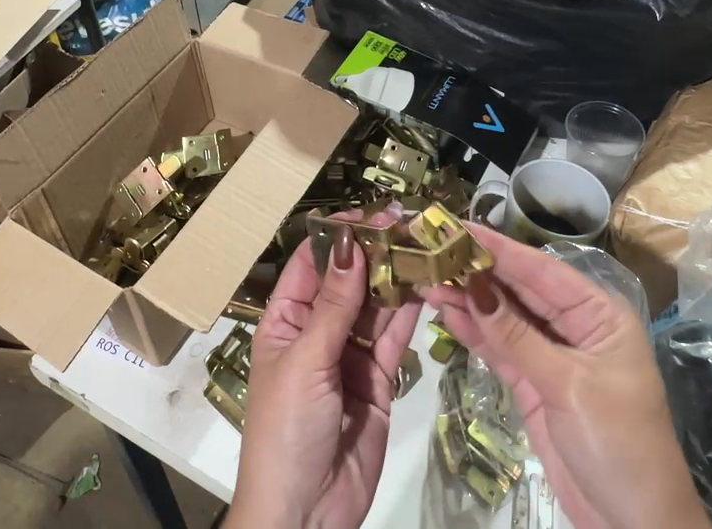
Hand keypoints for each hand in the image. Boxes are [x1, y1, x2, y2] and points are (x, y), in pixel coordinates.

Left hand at [225, 216, 421, 528]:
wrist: (305, 514)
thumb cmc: (285, 429)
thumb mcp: (305, 361)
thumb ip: (334, 305)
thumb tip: (349, 243)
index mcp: (284, 321)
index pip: (311, 265)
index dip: (338, 237)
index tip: (369, 213)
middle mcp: (317, 331)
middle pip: (348, 281)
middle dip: (374, 252)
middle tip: (407, 221)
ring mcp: (349, 355)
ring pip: (375, 305)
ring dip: (396, 276)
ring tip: (423, 242)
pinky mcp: (379, 379)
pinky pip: (394, 338)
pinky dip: (410, 311)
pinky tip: (427, 281)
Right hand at [423, 225, 710, 528]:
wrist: (633, 524)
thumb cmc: (619, 443)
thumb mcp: (568, 384)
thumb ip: (516, 335)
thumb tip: (471, 285)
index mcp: (599, 314)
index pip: (541, 271)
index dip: (498, 248)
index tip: (456, 225)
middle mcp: (575, 326)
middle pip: (520, 289)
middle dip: (477, 271)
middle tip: (431, 248)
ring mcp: (552, 355)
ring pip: (504, 317)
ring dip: (468, 299)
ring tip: (427, 277)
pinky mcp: (533, 383)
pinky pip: (500, 348)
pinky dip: (473, 332)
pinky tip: (445, 312)